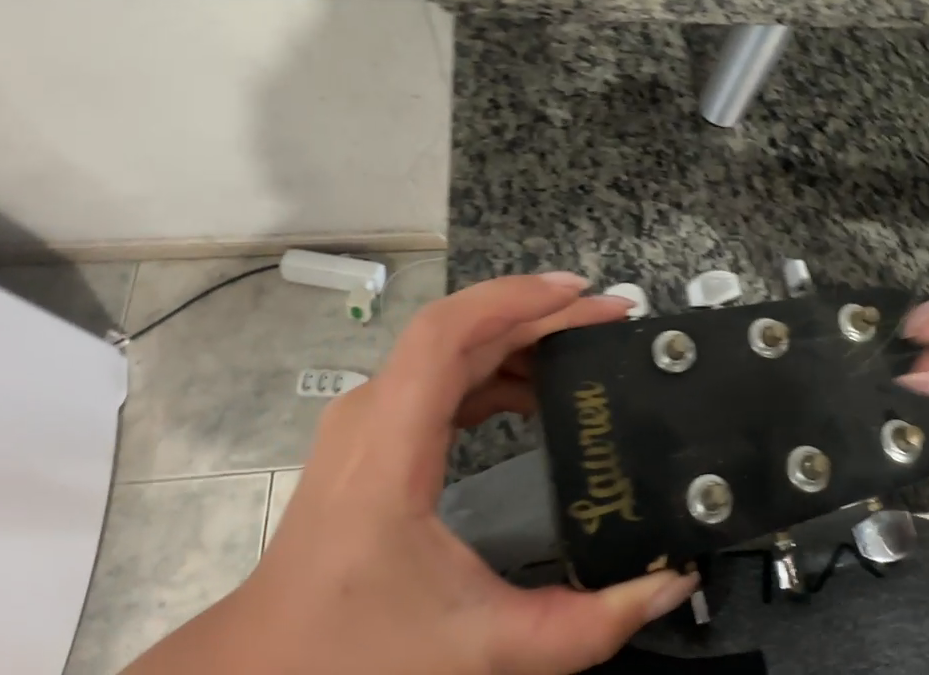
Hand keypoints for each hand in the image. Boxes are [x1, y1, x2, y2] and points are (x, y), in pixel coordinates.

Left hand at [126, 273, 697, 674]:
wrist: (263, 669)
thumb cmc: (355, 652)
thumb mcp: (478, 646)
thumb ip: (581, 626)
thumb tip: (665, 586)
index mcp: (390, 443)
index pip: (448, 332)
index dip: (515, 298)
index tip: (581, 291)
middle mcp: (373, 412)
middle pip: (460, 331)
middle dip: (540, 314)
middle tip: (612, 317)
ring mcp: (368, 419)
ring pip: (450, 349)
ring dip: (520, 337)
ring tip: (588, 345)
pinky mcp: (374, 435)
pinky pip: (441, 379)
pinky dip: (495, 369)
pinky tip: (538, 391)